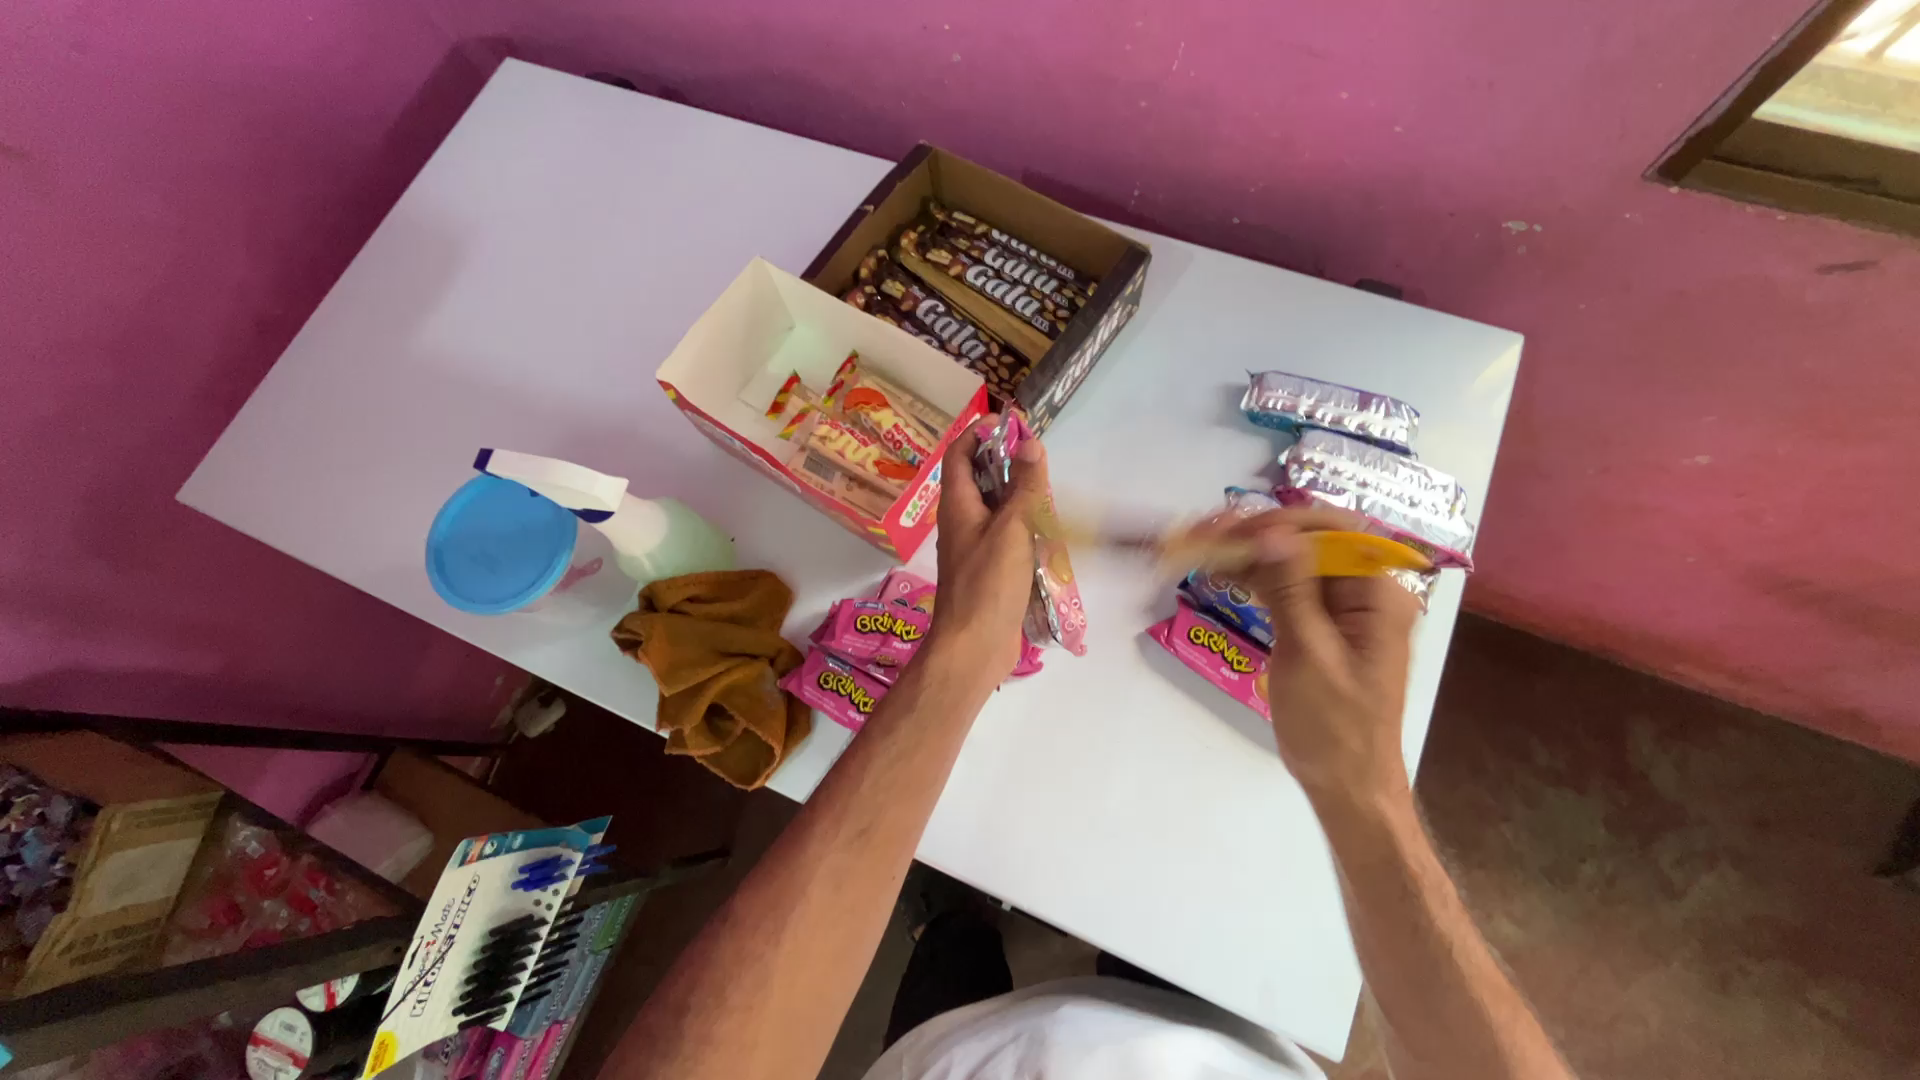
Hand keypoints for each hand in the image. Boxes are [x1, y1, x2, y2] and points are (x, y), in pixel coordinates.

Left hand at [928, 417, 1047, 682]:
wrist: (974, 647)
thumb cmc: (988, 586)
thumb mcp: (1011, 530)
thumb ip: (1024, 488)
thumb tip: (1031, 443)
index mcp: (958, 505)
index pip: (960, 454)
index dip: (980, 433)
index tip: (1013, 425)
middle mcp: (963, 521)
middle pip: (982, 479)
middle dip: (1010, 465)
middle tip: (1042, 462)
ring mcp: (976, 547)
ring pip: (999, 510)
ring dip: (1023, 500)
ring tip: (1052, 497)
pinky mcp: (991, 571)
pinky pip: (1009, 539)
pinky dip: (1027, 531)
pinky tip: (1051, 536)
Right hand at [1190, 508, 1421, 803]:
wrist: (1345, 782)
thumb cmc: (1334, 726)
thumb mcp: (1309, 654)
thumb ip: (1292, 590)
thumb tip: (1273, 533)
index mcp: (1378, 595)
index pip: (1335, 532)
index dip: (1284, 522)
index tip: (1234, 529)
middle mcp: (1363, 592)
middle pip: (1310, 542)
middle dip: (1257, 533)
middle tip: (1205, 533)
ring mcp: (1341, 608)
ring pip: (1293, 561)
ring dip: (1248, 552)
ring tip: (1201, 545)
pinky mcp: (1318, 624)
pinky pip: (1286, 587)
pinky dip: (1254, 577)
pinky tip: (1220, 571)